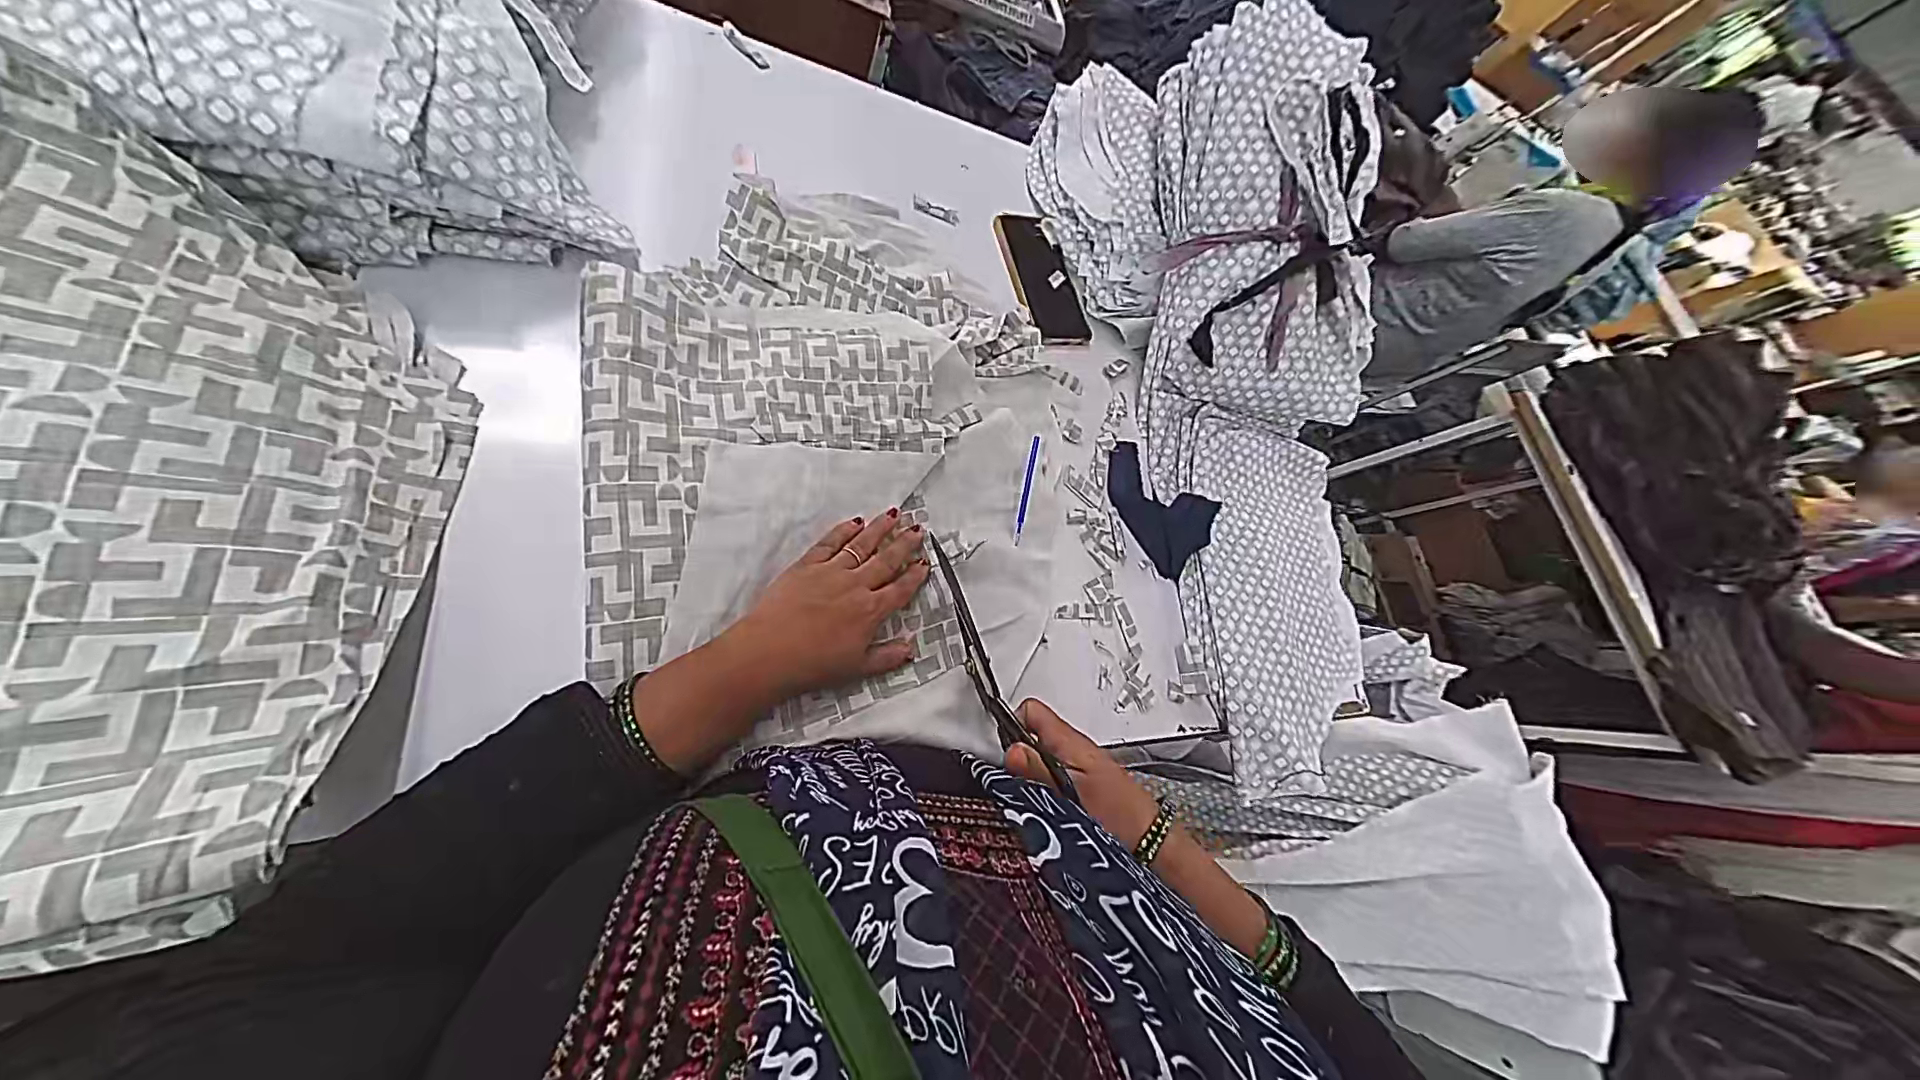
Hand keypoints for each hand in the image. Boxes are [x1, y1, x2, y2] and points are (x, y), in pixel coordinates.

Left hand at [721, 510, 931, 700]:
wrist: (769, 653)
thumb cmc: (810, 664)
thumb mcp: (857, 668)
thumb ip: (887, 657)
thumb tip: (908, 650)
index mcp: (869, 611)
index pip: (900, 589)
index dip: (914, 576)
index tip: (924, 564)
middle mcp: (854, 587)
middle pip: (886, 560)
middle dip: (904, 544)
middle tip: (917, 530)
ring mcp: (830, 572)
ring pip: (862, 545)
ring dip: (880, 529)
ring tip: (893, 516)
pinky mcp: (806, 566)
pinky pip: (830, 542)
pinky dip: (844, 530)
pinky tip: (854, 523)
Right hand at [1003, 698, 1161, 848]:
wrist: (1151, 842)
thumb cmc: (1121, 816)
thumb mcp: (1073, 794)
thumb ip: (1040, 772)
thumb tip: (1012, 750)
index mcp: (1069, 742)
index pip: (1030, 711)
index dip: (1010, 724)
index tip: (998, 749)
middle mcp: (1072, 749)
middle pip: (1030, 734)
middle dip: (1014, 753)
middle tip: (1008, 779)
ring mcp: (1076, 767)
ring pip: (1039, 757)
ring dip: (1027, 773)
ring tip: (1024, 797)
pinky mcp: (1079, 784)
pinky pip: (1050, 774)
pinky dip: (1040, 787)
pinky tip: (1042, 807)